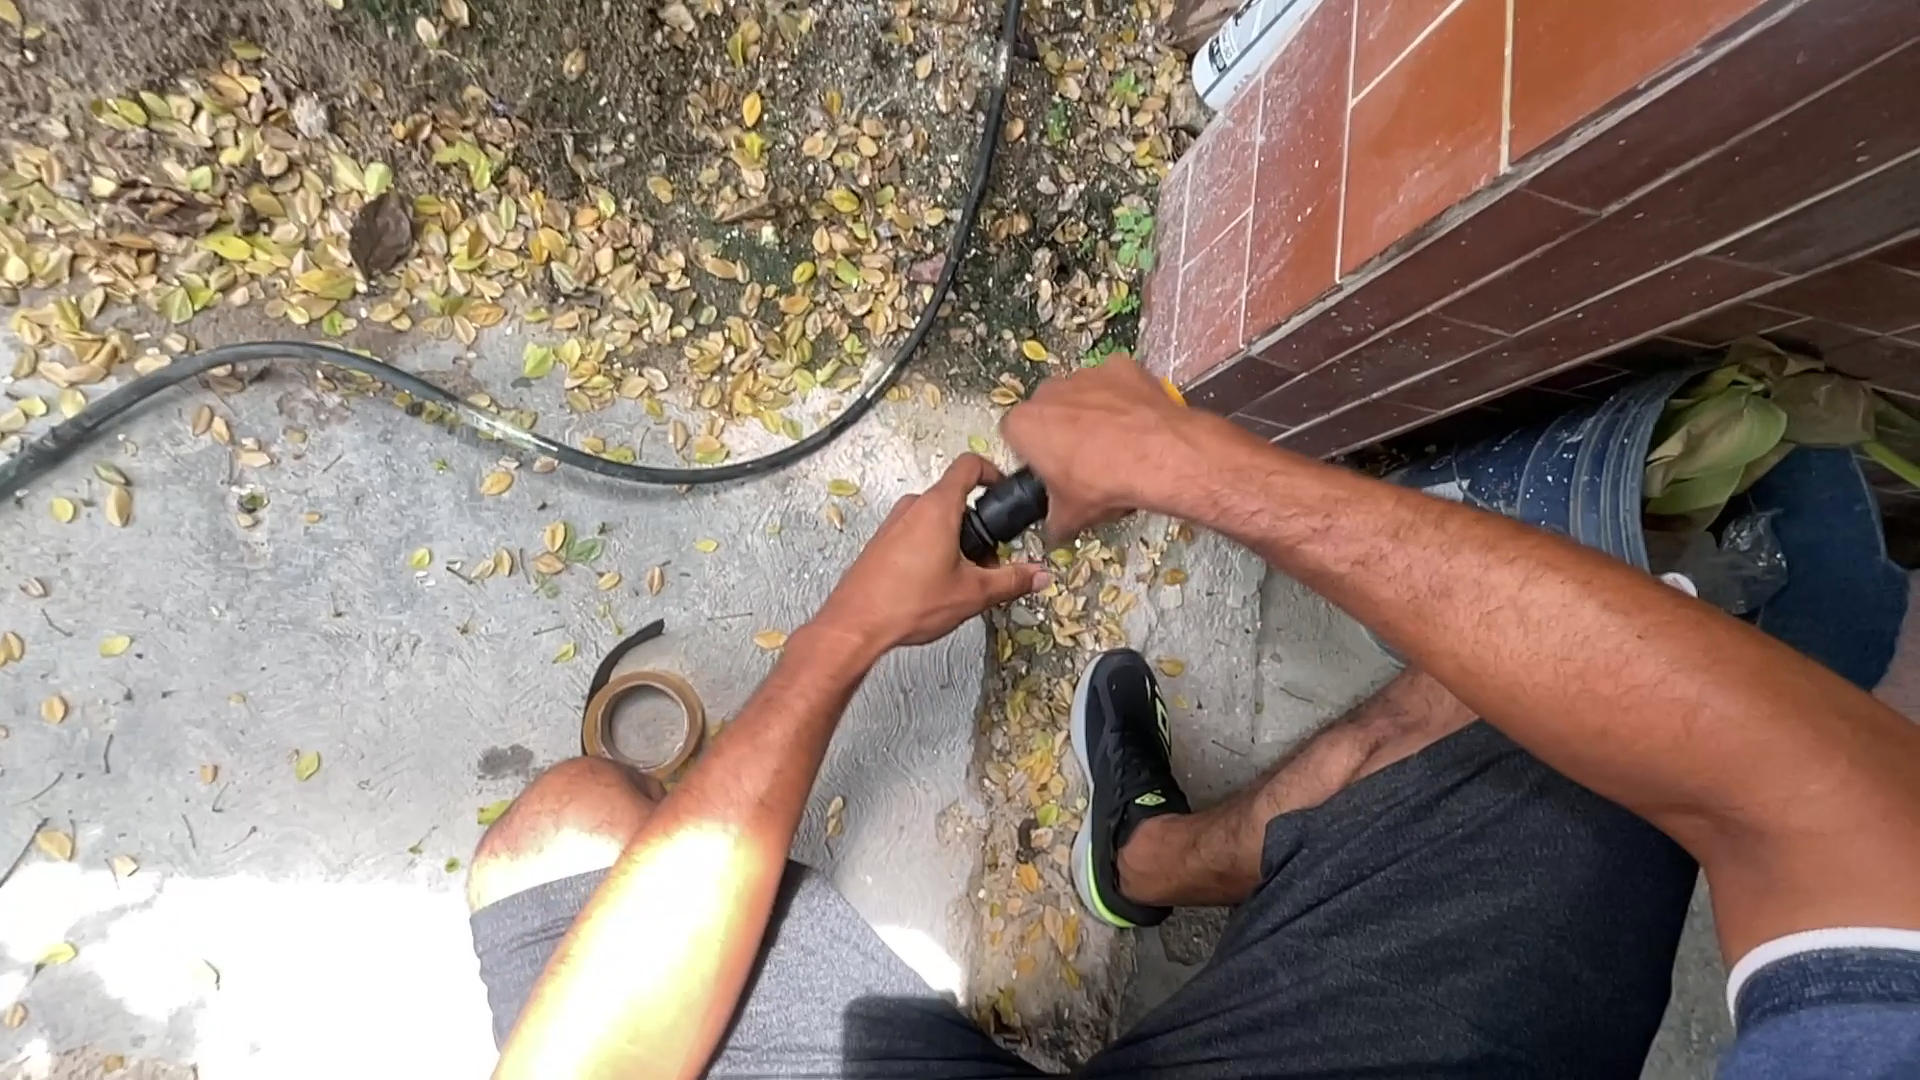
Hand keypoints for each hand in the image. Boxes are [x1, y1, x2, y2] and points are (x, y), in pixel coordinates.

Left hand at [812, 454, 1050, 653]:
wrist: (856, 625)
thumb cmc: (906, 603)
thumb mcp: (972, 593)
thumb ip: (1011, 580)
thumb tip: (1037, 575)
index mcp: (937, 508)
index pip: (969, 466)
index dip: (992, 472)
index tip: (1002, 490)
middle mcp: (912, 508)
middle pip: (954, 499)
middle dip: (976, 526)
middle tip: (988, 558)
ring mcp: (893, 525)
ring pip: (934, 518)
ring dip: (954, 540)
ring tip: (962, 576)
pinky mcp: (881, 543)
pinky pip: (914, 533)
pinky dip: (932, 548)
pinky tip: (935, 583)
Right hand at [1000, 355, 1195, 538]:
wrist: (1158, 458)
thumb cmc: (1106, 481)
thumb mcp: (1070, 517)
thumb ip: (1053, 523)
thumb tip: (1056, 531)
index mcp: (1024, 424)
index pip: (1014, 437)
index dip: (1033, 456)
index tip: (1049, 471)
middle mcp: (1049, 391)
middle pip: (1047, 411)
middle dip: (1061, 432)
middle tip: (1082, 464)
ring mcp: (1085, 376)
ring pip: (1080, 395)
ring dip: (1091, 415)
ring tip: (1114, 448)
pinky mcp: (1120, 367)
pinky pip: (1115, 384)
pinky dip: (1122, 400)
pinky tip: (1135, 427)